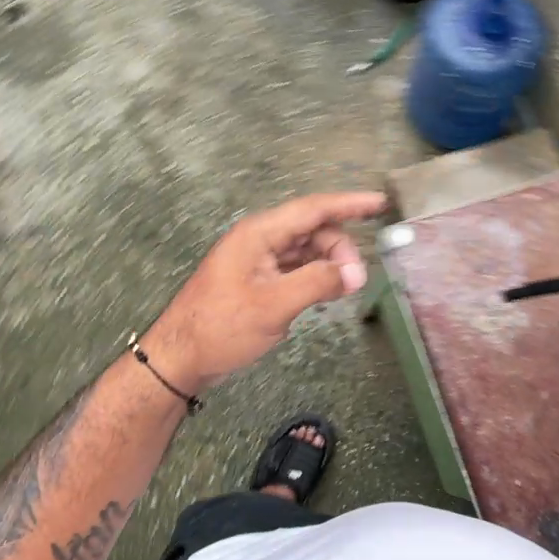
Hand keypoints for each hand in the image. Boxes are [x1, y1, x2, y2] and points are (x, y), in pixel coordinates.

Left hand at [141, 191, 388, 392]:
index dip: (349, 203)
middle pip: (312, 230)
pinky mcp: (257, 281)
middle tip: (357, 280)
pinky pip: (294, 268)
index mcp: (259, 234)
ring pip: (305, 250)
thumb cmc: (221, 327)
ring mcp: (257, 260)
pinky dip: (313, 276)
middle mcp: (259, 239)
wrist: (180, 357)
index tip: (379, 202)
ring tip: (345, 289)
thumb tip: (354, 272)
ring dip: (328, 264)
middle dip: (340, 248)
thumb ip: (316, 282)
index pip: (313, 209)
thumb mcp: (274, 305)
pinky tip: (324, 294)